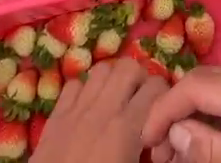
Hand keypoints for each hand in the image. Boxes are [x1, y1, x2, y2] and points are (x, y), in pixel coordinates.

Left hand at [33, 58, 168, 162]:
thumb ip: (147, 153)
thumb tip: (162, 141)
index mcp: (126, 128)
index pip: (155, 86)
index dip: (164, 94)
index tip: (164, 110)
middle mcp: (103, 109)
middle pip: (128, 67)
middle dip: (140, 79)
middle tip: (142, 102)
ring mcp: (76, 109)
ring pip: (101, 69)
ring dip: (113, 80)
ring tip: (117, 100)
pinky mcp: (56, 116)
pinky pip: (74, 84)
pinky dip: (85, 89)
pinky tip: (89, 107)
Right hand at [142, 64, 220, 162]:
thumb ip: (215, 152)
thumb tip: (175, 130)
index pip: (194, 86)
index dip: (163, 110)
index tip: (144, 144)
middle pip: (204, 79)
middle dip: (176, 111)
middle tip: (161, 154)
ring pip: (219, 81)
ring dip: (195, 109)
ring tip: (182, 149)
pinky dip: (217, 107)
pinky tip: (213, 136)